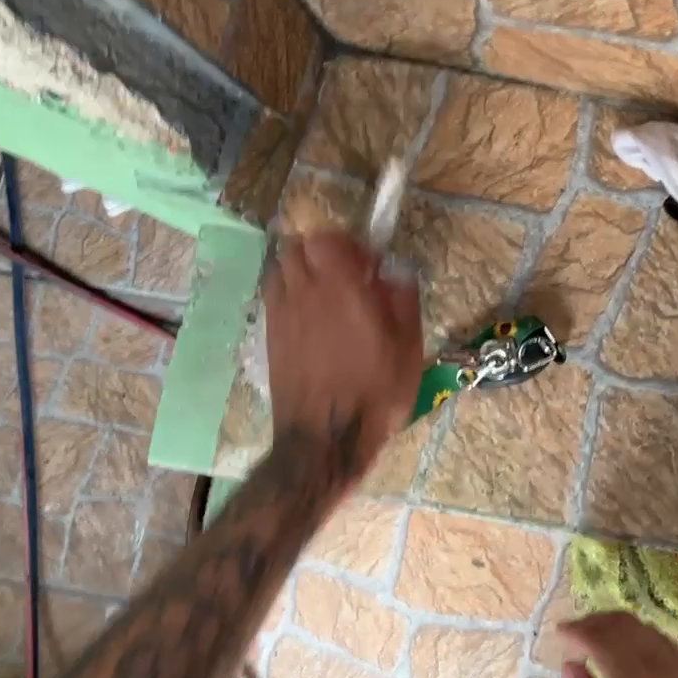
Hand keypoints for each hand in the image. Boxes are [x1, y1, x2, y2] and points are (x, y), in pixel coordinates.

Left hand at [262, 230, 422, 470]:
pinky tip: (311, 319)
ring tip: (325, 293)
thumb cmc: (376, 393)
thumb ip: (403, 300)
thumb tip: (396, 273)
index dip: (347, 243)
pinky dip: (291, 294)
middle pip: (296, 247)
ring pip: (281, 269)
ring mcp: (281, 314)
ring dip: (302, 270)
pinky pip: (275, 297)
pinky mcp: (269, 336)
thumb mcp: (408, 348)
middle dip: (321, 251)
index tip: (367, 263)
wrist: (326, 439)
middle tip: (346, 274)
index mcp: (341, 288)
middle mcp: (304, 292)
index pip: (325, 238)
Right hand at [561, 613, 677, 677]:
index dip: (580, 630)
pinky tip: (632, 660)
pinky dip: (645, 643)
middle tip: (576, 633)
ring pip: (653, 633)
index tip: (559, 632)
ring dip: (623, 630)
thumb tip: (571, 669)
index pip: (606, 639)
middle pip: (631, 626)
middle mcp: (670, 672)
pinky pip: (671, 650)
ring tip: (599, 643)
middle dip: (599, 622)